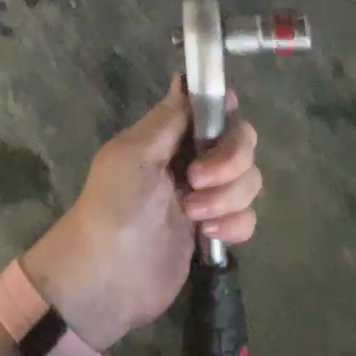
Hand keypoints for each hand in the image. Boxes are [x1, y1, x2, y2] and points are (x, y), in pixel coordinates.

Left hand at [20, 78, 261, 350]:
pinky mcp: (213, 232)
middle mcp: (190, 161)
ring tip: (192, 214)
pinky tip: (207, 236)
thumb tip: (183, 79)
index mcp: (167, 137)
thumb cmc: (114, 205)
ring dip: (227, 196)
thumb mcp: (134, 153)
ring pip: (249, 181)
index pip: (212, 110)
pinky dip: (234, 225)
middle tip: (195, 179)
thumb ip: (167, 119)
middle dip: (230, 161)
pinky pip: (246, 218)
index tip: (222, 128)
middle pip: (241, 143)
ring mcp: (204, 197)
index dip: (225, 114)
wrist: (107, 275)